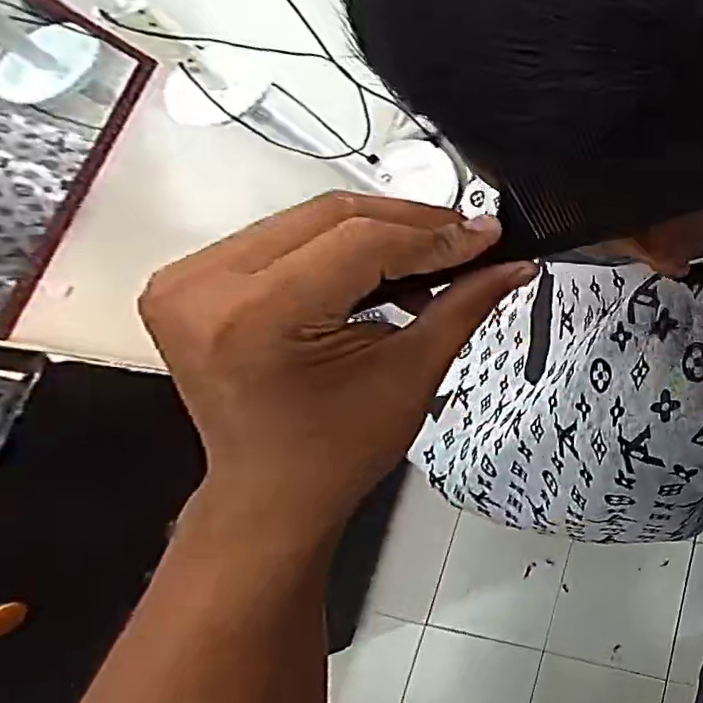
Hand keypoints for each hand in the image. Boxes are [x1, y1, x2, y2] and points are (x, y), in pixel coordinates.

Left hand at [139, 192, 535, 539]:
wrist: (277, 485)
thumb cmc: (336, 447)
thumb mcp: (416, 370)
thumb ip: (466, 304)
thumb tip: (511, 266)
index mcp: (254, 317)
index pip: (364, 242)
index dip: (438, 236)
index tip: (489, 237)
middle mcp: (205, 287)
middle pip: (334, 217)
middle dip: (416, 224)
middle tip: (473, 239)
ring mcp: (191, 279)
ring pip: (313, 219)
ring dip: (387, 231)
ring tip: (440, 258)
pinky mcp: (198, 279)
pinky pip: (290, 236)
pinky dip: (352, 245)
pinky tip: (393, 271)